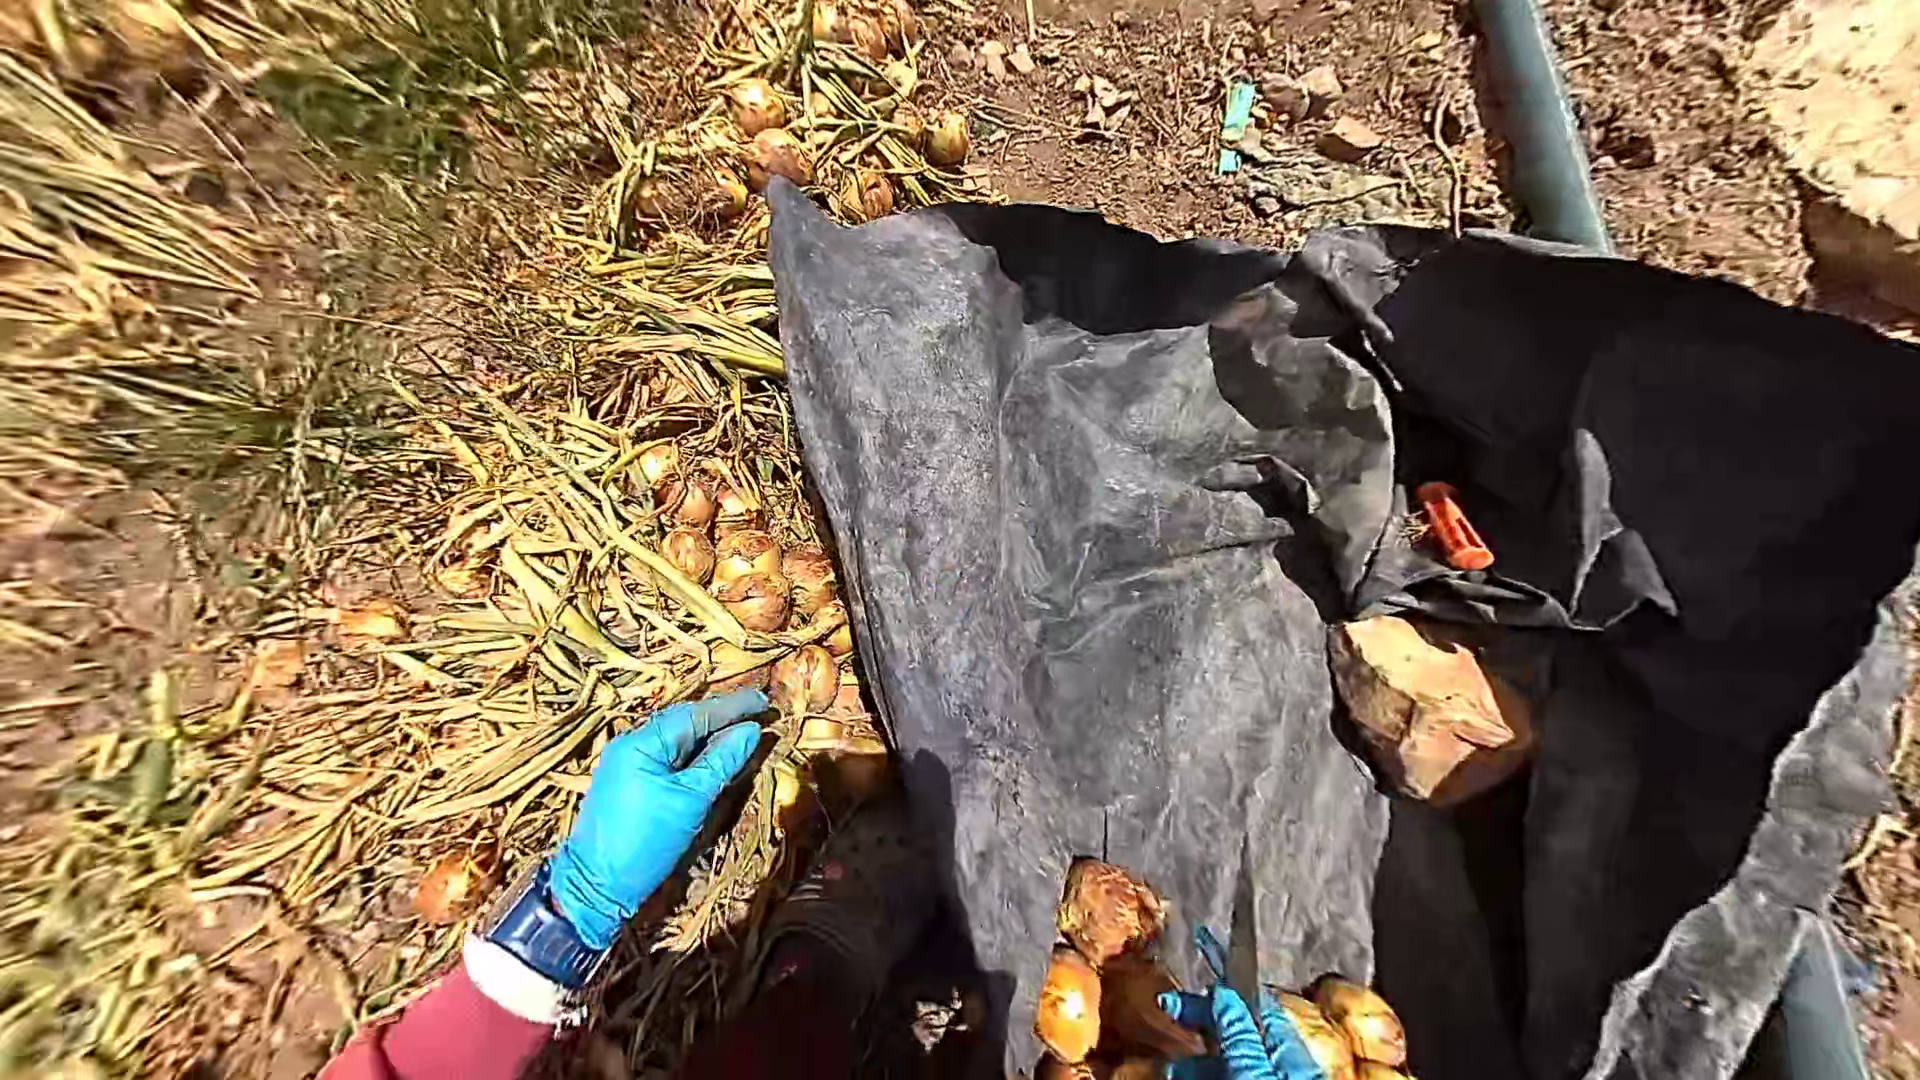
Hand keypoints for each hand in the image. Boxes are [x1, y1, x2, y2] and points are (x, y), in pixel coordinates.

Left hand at [546, 689, 766, 948]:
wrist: (592, 893)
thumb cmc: (643, 844)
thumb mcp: (690, 801)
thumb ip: (722, 760)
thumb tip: (752, 730)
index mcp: (642, 743)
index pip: (697, 713)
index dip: (734, 706)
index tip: (764, 700)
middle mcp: (633, 743)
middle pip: (687, 719)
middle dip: (725, 714)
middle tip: (760, 709)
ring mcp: (630, 761)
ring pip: (680, 736)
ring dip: (713, 731)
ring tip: (745, 726)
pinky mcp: (632, 779)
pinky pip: (672, 753)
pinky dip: (698, 749)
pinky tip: (717, 750)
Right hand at [1159, 985, 1325, 1079]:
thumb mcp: (1258, 1079)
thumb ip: (1242, 1038)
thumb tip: (1224, 993)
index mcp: (1286, 1056)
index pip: (1254, 1000)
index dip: (1227, 969)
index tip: (1203, 940)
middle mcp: (1276, 1070)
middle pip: (1233, 1027)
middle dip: (1199, 1015)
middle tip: (1166, 1006)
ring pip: (1220, 1061)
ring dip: (1191, 1058)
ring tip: (1170, 1069)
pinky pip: (1218, 1077)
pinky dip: (1194, 1075)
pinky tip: (1176, 1075)